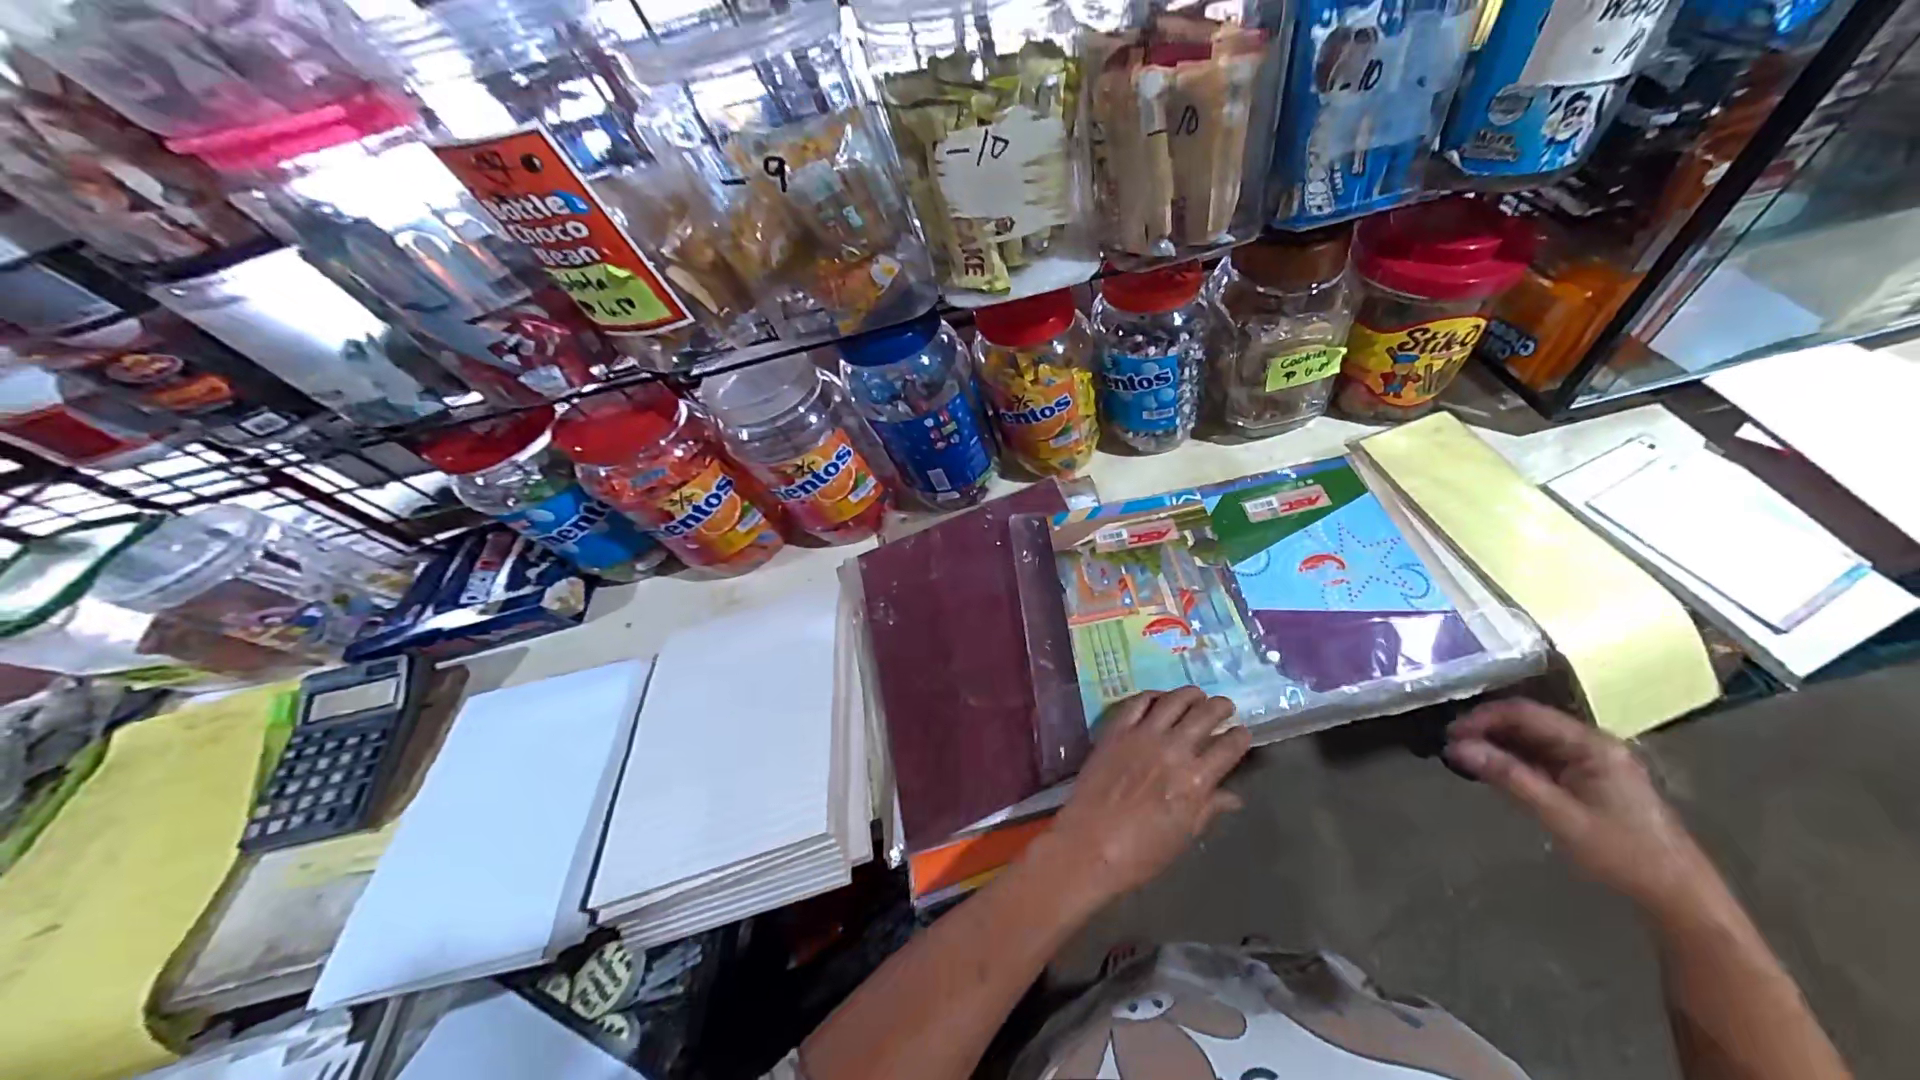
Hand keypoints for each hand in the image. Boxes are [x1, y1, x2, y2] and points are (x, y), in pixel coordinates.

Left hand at [1034, 687, 1252, 908]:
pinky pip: (1137, 703)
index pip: (1229, 747)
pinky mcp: (1115, 731)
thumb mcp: (1184, 835)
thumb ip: (1209, 808)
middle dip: (1220, 707)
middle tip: (1224, 706)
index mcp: (1196, 780)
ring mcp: (1142, 736)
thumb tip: (1233, 796)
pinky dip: (1152, 696)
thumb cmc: (1142, 852)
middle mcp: (1173, 750)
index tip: (1242, 733)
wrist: (1089, 845)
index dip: (1240, 737)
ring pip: (1173, 701)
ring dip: (1190, 694)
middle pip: (1205, 715)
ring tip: (1196, 694)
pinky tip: (1159, 698)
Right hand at [1446, 699, 1723, 918]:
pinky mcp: (1588, 777)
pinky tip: (1491, 769)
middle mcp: (1592, 743)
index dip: (1482, 718)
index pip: (1525, 713)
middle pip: (1528, 721)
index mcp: (1592, 744)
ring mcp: (1592, 760)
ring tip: (1463, 756)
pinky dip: (1512, 759)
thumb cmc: (1621, 853)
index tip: (1449, 734)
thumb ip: (1507, 776)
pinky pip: (1541, 756)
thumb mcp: (1558, 815)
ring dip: (1496, 743)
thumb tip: (1456, 747)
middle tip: (1450, 745)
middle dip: (1485, 729)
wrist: (1678, 896)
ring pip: (1531, 738)